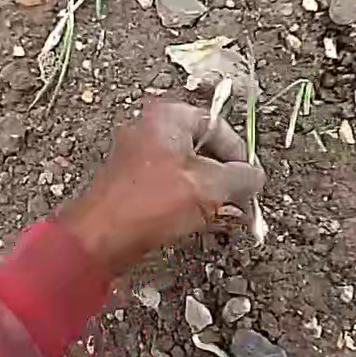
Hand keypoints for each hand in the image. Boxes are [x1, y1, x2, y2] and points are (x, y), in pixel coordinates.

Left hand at [56, 98, 266, 273]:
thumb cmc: (155, 203)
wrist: (98, 239)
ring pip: (190, 171)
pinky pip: (173, 187)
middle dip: (229, 178)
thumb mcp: (210, 187)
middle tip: (246, 202)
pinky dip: (193, 201)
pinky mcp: (134, 185)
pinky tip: (209, 222)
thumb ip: (242, 177)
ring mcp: (140, 157)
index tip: (254, 182)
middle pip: (206, 149)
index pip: (220, 127)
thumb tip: (257, 177)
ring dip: (215, 193)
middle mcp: (152, 130)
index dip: (242, 155)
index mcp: (169, 117)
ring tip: (233, 217)